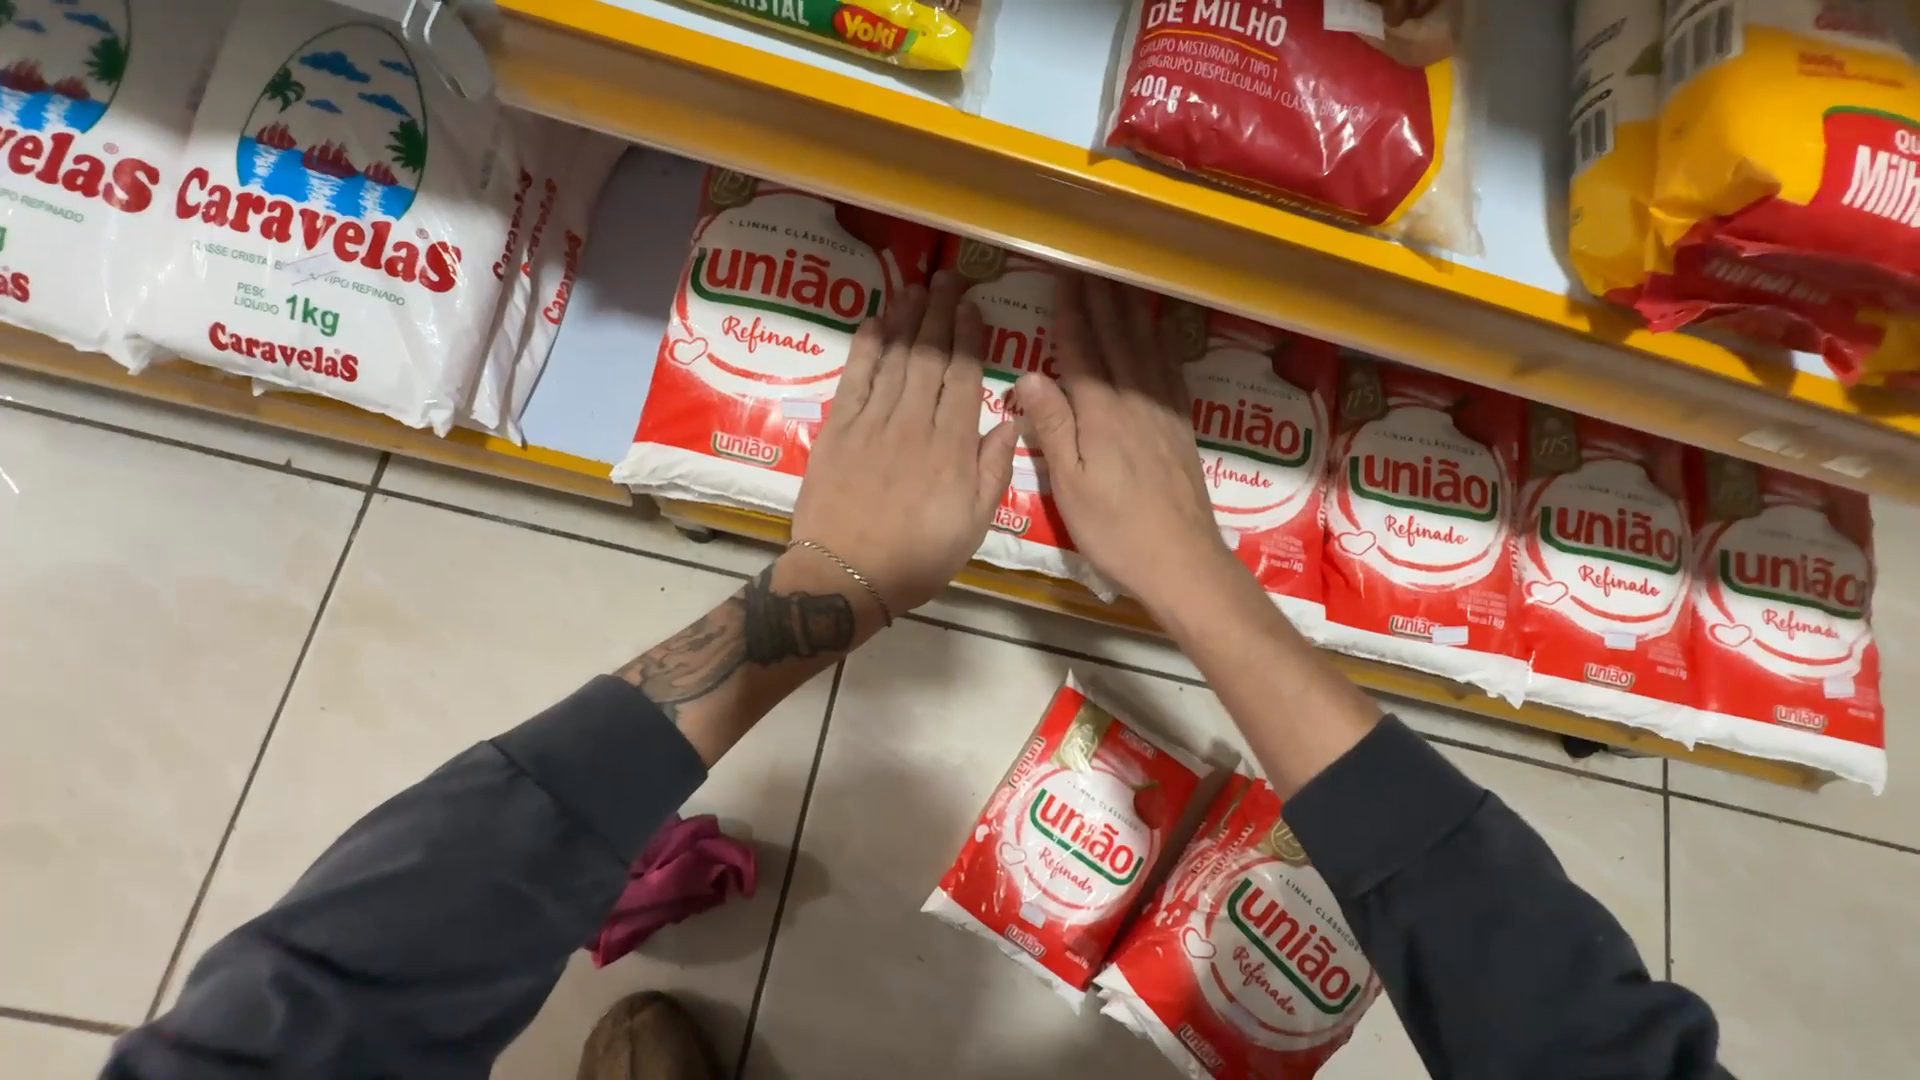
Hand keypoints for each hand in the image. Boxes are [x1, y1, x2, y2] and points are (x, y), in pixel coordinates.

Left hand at [791, 270, 1018, 615]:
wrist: (846, 575)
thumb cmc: (918, 558)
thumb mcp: (973, 526)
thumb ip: (993, 471)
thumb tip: (1009, 421)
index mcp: (953, 446)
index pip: (965, 378)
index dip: (970, 338)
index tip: (974, 307)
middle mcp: (914, 423)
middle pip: (931, 357)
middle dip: (942, 313)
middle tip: (948, 277)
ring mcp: (873, 422)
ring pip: (896, 358)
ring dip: (908, 319)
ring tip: (918, 288)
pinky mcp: (838, 428)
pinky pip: (856, 377)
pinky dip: (866, 346)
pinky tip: (876, 321)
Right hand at [1012, 274, 1244, 617]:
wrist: (1181, 559)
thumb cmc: (1114, 529)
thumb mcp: (1069, 484)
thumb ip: (1052, 426)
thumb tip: (1028, 375)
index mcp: (1101, 414)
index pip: (1082, 352)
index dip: (1072, 315)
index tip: (1064, 279)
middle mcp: (1135, 402)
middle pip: (1117, 341)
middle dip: (1102, 302)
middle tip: (1092, 267)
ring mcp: (1164, 413)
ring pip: (1147, 350)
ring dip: (1132, 314)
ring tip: (1123, 284)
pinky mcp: (1182, 428)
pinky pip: (1171, 373)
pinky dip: (1163, 345)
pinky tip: (1161, 334)